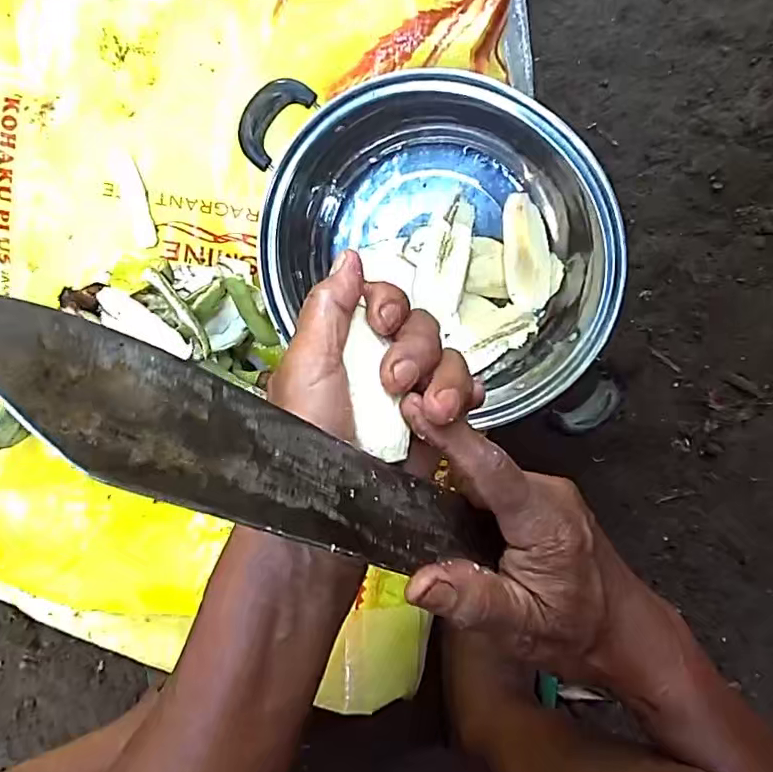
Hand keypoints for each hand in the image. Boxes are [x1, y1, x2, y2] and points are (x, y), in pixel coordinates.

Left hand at [267, 250, 480, 441]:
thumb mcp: (306, 367)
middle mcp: (377, 363)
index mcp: (343, 344)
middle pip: (421, 325)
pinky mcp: (436, 425)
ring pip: (448, 357)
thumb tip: (350, 257)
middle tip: (395, 381)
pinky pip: (466, 393)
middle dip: (415, 348)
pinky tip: (454, 411)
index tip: (384, 320)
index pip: (381, 298)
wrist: (332, 514)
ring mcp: (409, 394)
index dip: (389, 300)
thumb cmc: (307, 437)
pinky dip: (466, 396)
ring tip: (428, 411)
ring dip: (444, 378)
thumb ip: (329, 308)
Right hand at [401, 406, 664, 685]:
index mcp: (546, 520)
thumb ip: (471, 602)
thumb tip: (419, 584)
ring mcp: (543, 487)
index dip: (450, 436)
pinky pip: (488, 474)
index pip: (492, 467)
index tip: (413, 408)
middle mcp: (547, 491)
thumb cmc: (576, 631)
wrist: (624, 631)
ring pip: (481, 465)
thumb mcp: (521, 628)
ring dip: (444, 463)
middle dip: (435, 446)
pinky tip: (435, 487)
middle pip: (480, 459)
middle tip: (391, 454)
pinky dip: (459, 476)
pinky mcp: (534, 492)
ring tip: (405, 474)